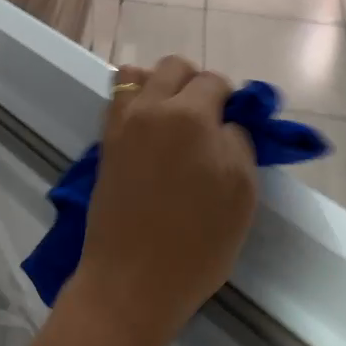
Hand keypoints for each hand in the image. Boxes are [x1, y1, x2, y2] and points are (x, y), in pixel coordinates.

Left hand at [63, 57, 257, 342]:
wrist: (132, 277)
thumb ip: (238, 144)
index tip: (235, 123)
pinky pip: (118, 98)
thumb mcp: (241, 193)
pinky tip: (150, 128)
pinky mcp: (105, 140)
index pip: (215, 83)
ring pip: (139, 75)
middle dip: (195, 83)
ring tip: (174, 119)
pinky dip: (135, 99)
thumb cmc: (197, 243)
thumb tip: (227, 123)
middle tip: (208, 119)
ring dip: (160, 85)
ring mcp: (122, 121)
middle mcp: (152, 106)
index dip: (230, 101)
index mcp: (191, 115)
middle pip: (175, 68)